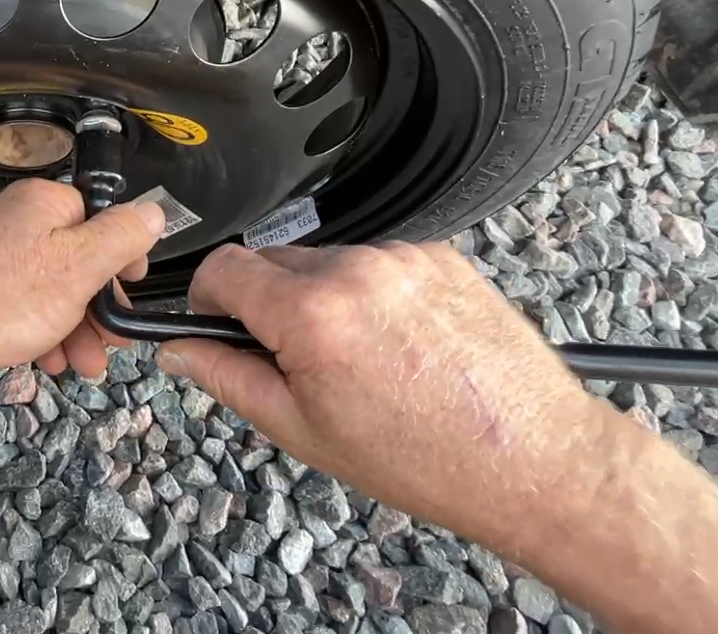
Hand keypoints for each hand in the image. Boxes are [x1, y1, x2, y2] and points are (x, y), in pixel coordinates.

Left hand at [0, 179, 164, 394]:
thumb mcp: (78, 266)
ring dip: (78, 329)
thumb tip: (152, 211)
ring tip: (85, 363)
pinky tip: (51, 362)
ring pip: (59, 291)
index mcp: (43, 204)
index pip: (100, 218)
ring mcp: (3, 258)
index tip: (131, 288)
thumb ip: (120, 237)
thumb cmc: (2, 299)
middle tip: (114, 339)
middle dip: (100, 307)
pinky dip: (47, 334)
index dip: (121, 257)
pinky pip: (31, 308)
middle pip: (81, 260)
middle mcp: (21, 223)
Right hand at [157, 242, 607, 543]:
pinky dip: (365, 288)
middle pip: (267, 260)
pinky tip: (394, 336)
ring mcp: (398, 257)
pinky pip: (369, 258)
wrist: (544, 464)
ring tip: (357, 350)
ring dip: (316, 293)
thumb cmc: (424, 459)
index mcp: (308, 314)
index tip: (219, 321)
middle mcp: (350, 270)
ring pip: (317, 259)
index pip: (220, 267)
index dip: (207, 296)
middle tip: (296, 354)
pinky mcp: (435, 254)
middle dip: (265, 300)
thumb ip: (224, 377)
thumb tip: (174, 350)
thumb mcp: (301, 429)